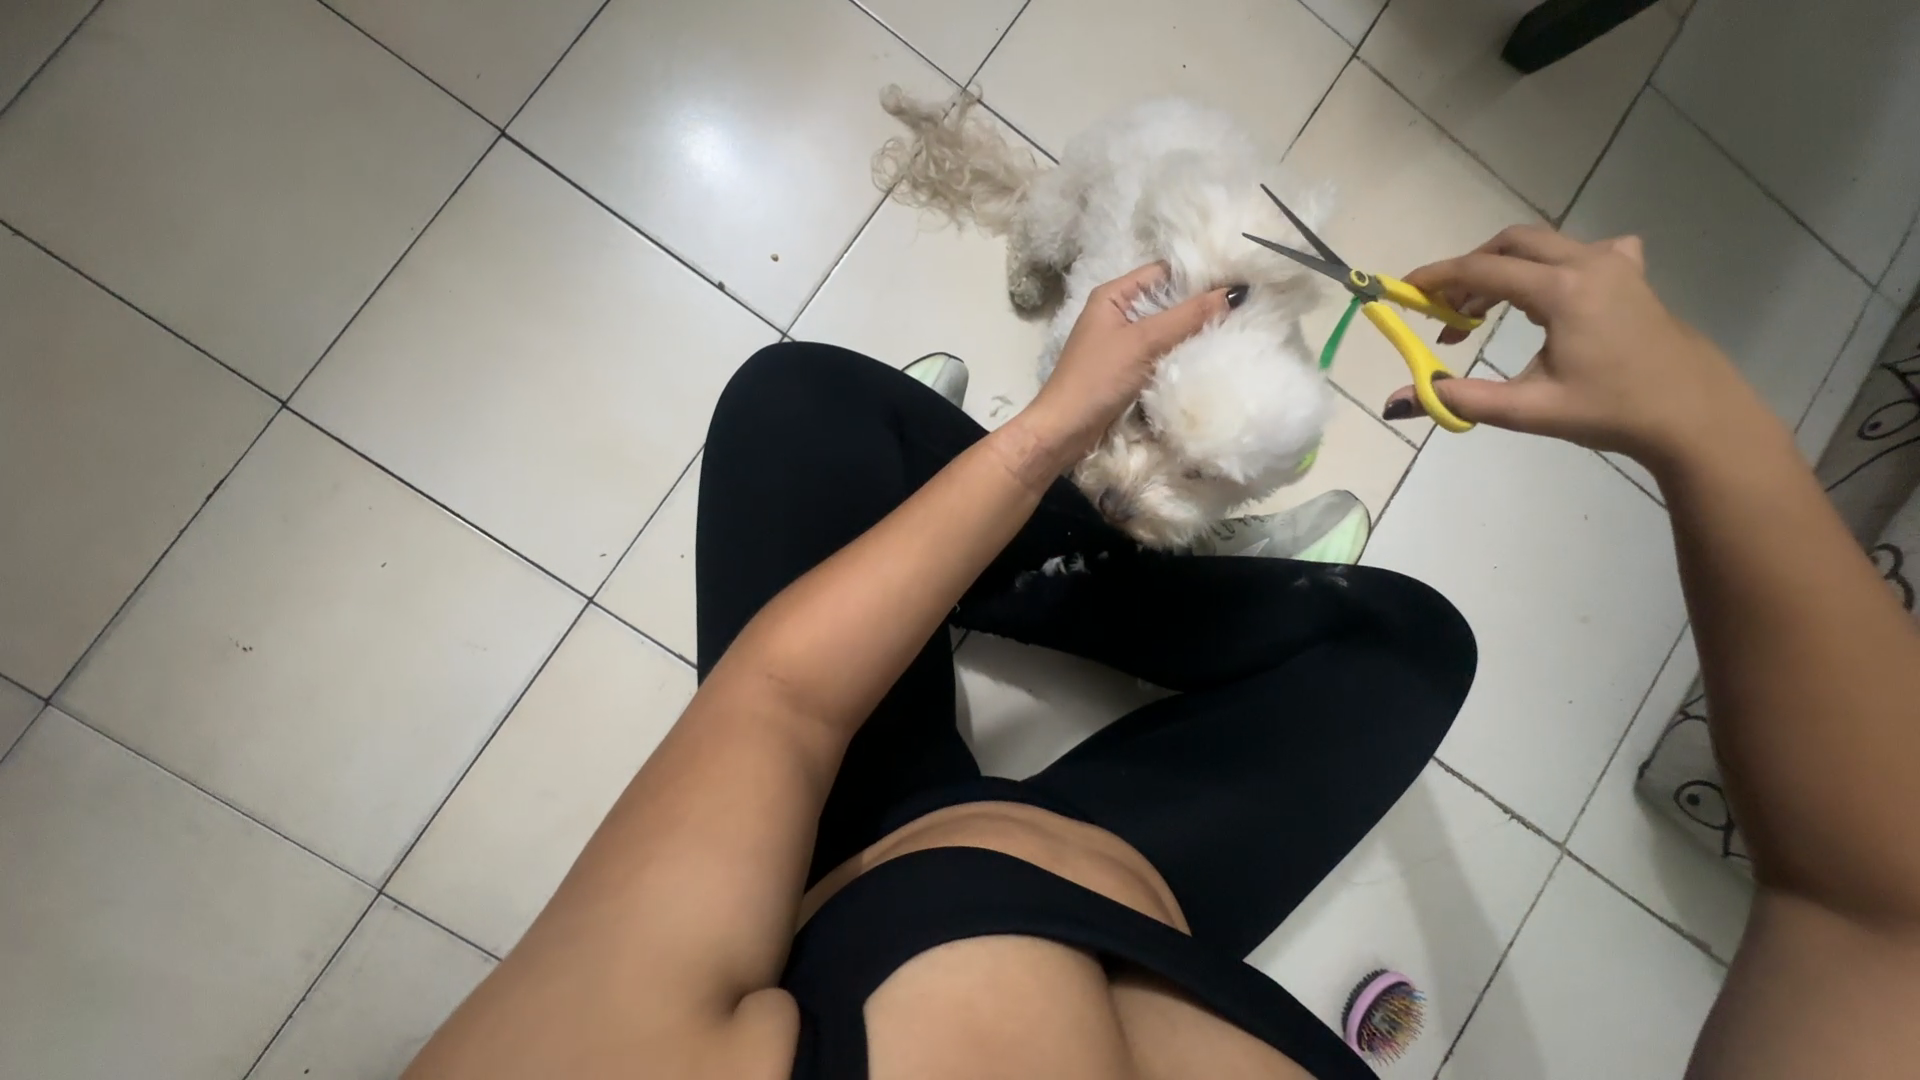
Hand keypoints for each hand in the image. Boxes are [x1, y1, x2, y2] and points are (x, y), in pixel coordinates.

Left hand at [1016, 262, 1237, 464]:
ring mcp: (1122, 343)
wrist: (1064, 431)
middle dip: (1201, 305)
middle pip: (1168, 301)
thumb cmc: (1097, 379)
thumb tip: (1235, 291)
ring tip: (1236, 327)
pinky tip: (1208, 355)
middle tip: (1244, 306)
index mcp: (1113, 295)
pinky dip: (1181, 354)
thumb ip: (1188, 316)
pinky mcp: (1127, 370)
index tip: (1237, 280)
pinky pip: (1161, 354)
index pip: (1165, 272)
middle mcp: (1117, 313)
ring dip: (1193, 332)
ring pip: (1167, 329)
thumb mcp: (1143, 342)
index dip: (1199, 274)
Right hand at [1383, 226, 1767, 467]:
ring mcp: (1616, 264)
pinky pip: (1577, 253)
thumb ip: (1458, 399)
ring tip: (1477, 317)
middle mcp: (1589, 264)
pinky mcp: (1630, 275)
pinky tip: (1543, 298)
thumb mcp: (1526, 409)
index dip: (1436, 278)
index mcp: (1564, 291)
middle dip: (1467, 271)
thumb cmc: (1610, 409)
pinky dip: (1544, 268)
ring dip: (1500, 272)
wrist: (1694, 413)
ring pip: (1541, 248)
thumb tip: (1396, 403)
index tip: (1402, 291)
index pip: (1483, 270)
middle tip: (1441, 310)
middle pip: (1511, 245)